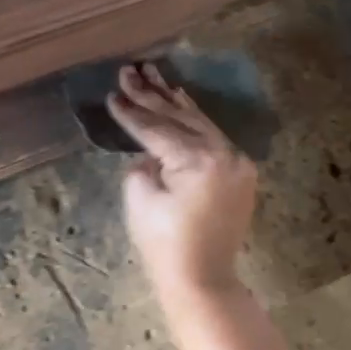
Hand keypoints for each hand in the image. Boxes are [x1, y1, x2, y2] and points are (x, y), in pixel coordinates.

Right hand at [106, 62, 257, 295]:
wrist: (202, 279)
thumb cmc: (163, 243)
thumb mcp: (140, 197)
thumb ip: (144, 162)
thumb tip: (154, 154)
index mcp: (198, 159)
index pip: (156, 128)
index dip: (130, 111)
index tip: (112, 92)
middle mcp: (223, 153)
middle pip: (179, 117)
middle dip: (151, 95)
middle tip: (129, 70)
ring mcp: (236, 162)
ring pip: (198, 122)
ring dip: (172, 100)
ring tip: (152, 75)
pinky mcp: (238, 173)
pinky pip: (212, 137)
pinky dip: (193, 119)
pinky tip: (179, 100)